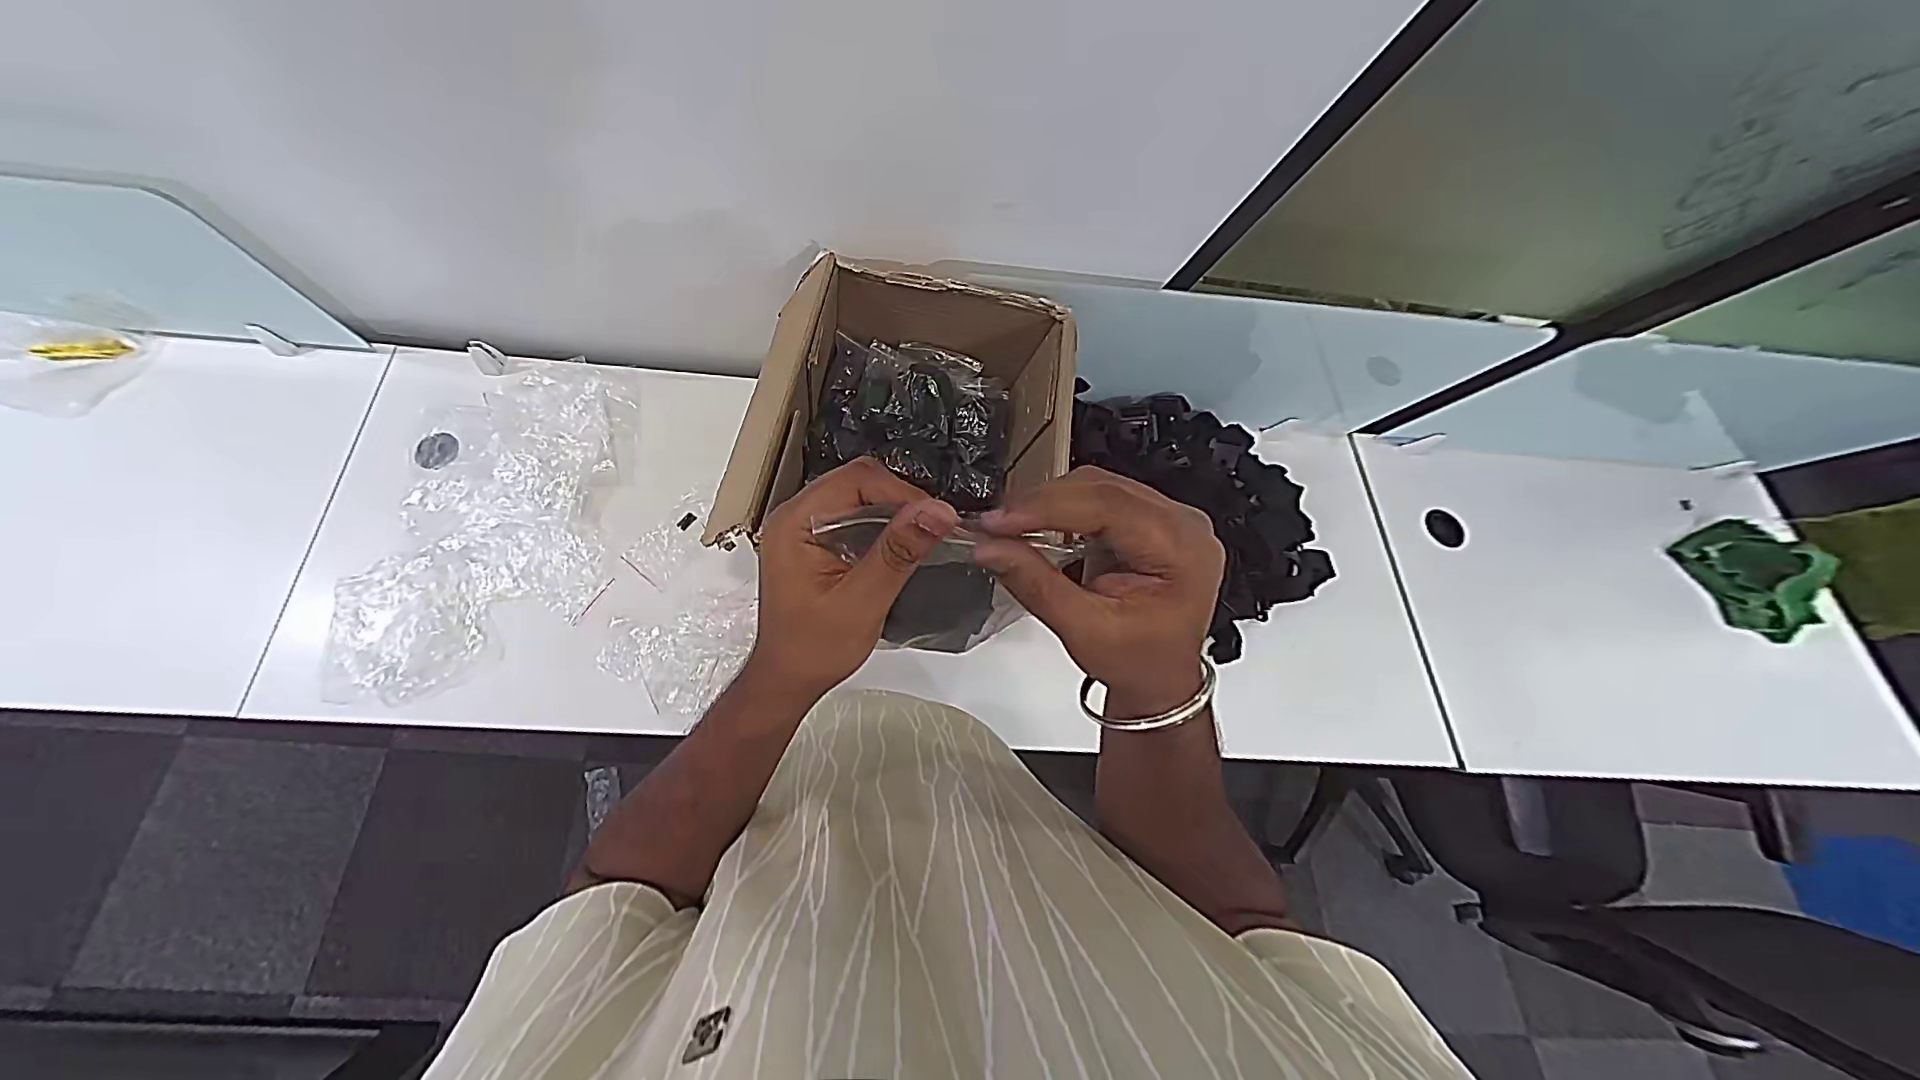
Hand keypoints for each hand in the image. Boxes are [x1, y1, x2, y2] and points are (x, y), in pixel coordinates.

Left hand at [745, 457, 958, 699]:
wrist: (789, 676)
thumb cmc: (812, 648)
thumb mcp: (862, 600)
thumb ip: (897, 553)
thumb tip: (934, 513)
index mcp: (795, 523)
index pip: (856, 480)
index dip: (901, 492)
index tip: (934, 516)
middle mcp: (796, 517)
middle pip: (858, 481)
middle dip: (900, 499)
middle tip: (931, 526)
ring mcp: (805, 528)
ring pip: (860, 496)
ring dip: (893, 511)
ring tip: (921, 535)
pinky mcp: (817, 541)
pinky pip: (855, 516)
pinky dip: (882, 525)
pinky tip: (900, 546)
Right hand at [974, 467, 1222, 717]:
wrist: (1157, 679)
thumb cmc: (1139, 663)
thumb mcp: (1083, 630)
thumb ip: (1036, 583)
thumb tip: (992, 547)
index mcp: (1182, 550)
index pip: (1108, 506)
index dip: (1045, 508)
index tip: (999, 521)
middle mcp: (1182, 525)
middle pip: (1100, 489)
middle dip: (1040, 503)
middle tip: (994, 525)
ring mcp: (1166, 519)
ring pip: (1094, 487)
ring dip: (1047, 504)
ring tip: (1008, 528)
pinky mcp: (1144, 520)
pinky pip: (1095, 498)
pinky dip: (1059, 510)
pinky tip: (1034, 527)